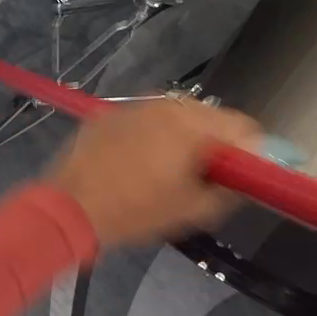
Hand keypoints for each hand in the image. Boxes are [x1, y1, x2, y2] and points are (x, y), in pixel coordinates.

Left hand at [44, 98, 261, 247]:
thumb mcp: (191, 210)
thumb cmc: (132, 211)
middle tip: (202, 177)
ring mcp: (131, 106)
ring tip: (166, 172)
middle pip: (209, 118)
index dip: (249, 153)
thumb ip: (229, 190)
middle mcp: (165, 104)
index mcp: (192, 124)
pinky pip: (142, 121)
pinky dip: (149, 137)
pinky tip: (136, 164)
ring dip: (180, 138)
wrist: (67, 209)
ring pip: (175, 117)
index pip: (244, 128)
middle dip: (213, 144)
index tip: (241, 176)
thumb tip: (242, 180)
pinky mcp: (106, 116)